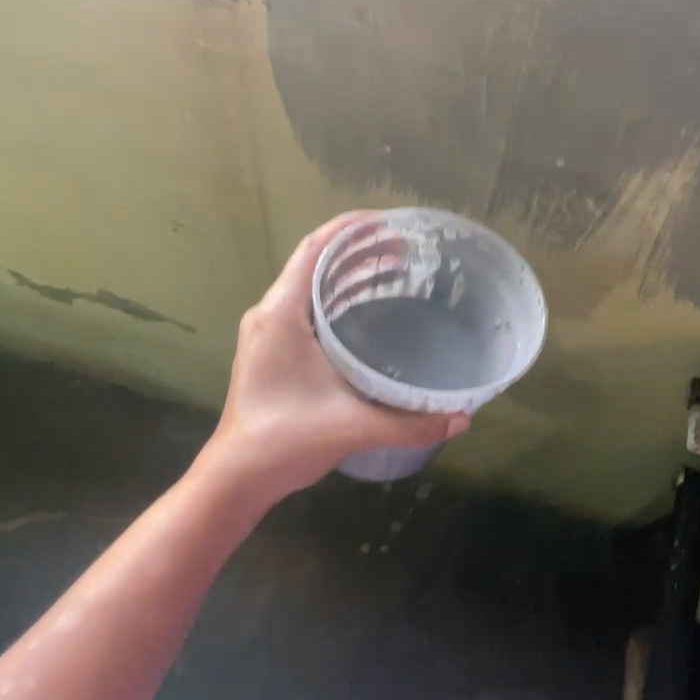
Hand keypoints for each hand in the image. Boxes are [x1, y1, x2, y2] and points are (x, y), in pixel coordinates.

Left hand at [201, 212, 470, 498]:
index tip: (391, 222)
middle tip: (406, 250)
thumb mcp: (353, 427)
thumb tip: (462, 418)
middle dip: (359, 249)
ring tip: (394, 271)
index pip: (314, 249)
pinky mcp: (271, 349)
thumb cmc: (285, 441)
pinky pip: (307, 306)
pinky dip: (338, 298)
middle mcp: (270, 314)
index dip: (351, 228)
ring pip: (310, 284)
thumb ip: (410, 423)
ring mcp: (267, 332)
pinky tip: (368, 313)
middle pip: (315, 262)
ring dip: (348, 273)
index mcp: (281, 314)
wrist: (237, 477)